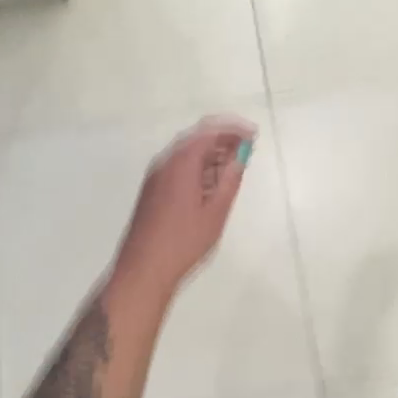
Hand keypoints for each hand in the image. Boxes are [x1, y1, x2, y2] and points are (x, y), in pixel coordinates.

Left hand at [113, 115, 257, 297]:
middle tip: (246, 148)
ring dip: (210, 154)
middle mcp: (165, 162)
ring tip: (233, 165)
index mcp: (181, 162)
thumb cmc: (184, 242)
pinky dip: (197, 167)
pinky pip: (178, 168)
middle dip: (222, 139)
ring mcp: (155, 177)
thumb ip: (230, 180)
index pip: (209, 131)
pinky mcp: (152, 190)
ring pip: (186, 154)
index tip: (253, 136)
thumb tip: (240, 156)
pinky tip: (211, 183)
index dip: (233, 129)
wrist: (144, 268)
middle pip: (196, 138)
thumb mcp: (216, 211)